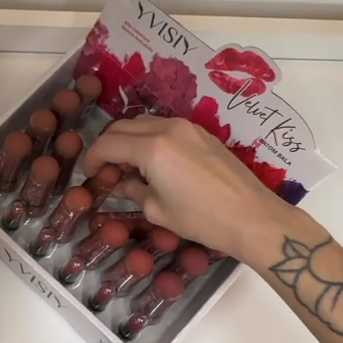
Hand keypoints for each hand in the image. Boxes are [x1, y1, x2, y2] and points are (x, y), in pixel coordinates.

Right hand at [80, 115, 314, 260]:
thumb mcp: (158, 210)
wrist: (252, 217)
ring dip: (129, 140)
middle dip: (108, 146)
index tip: (90, 174)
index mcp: (152, 148)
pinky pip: (164, 127)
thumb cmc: (203, 219)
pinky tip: (153, 163)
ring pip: (143, 123)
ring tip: (129, 167)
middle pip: (123, 127)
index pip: (108, 144)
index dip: (93, 158)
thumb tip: (122, 184)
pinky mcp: (202, 133)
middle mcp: (167, 129)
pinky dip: (149, 139)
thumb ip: (133, 191)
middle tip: (106, 171)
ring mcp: (187, 127)